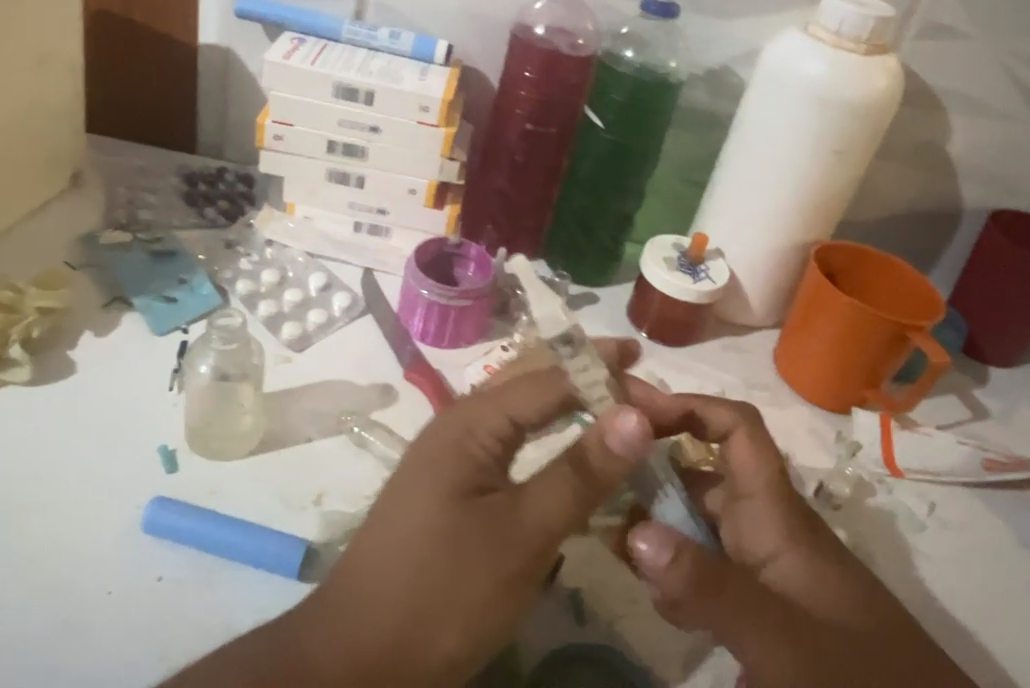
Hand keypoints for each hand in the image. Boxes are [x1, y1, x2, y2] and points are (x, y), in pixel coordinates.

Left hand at [285, 339, 655, 685]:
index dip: (613, 380)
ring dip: (573, 408)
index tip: (668, 397)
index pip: (555, 375)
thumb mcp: (523, 534)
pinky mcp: (455, 489)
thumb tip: (637, 412)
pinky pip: (512, 448)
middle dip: (593, 381)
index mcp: (473, 420)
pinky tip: (575, 459)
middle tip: (654, 395)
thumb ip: (580, 472)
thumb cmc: (444, 591)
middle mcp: (461, 423)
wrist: (361, 655)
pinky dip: (551, 443)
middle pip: (535, 382)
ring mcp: (454, 456)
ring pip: (523, 415)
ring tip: (626, 416)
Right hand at [621, 385, 973, 687]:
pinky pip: (709, 575)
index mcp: (775, 513)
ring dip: (657, 534)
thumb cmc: (859, 676)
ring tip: (616, 556)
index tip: (624, 412)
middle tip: (591, 497)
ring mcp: (765, 573)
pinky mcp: (765, 612)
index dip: (684, 406)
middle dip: (647, 478)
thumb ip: (707, 588)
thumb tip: (631, 529)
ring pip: (697, 530)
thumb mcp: (781, 639)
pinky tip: (666, 609)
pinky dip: (679, 580)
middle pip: (699, 477)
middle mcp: (765, 530)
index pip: (734, 428)